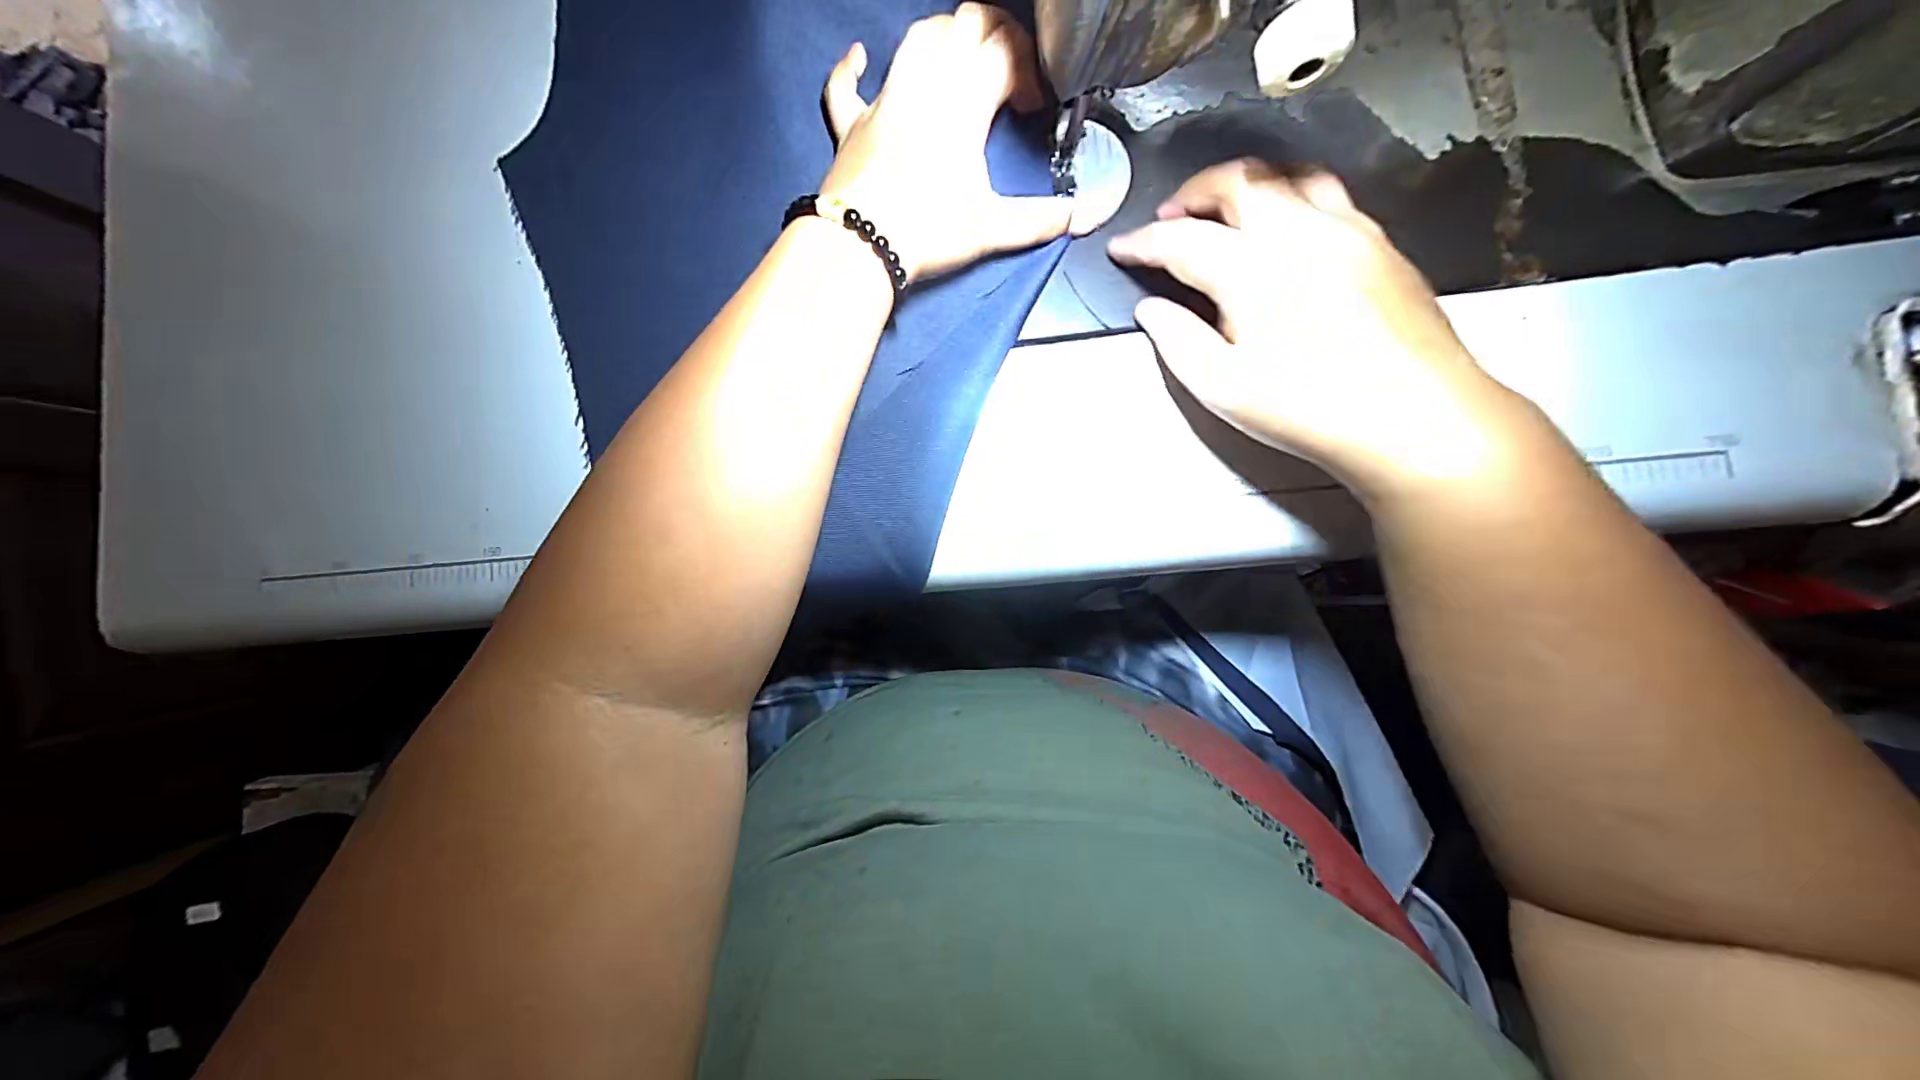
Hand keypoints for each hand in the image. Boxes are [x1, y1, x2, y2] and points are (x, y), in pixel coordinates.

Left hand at [817, 3, 1072, 283]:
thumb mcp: (992, 228)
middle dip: (993, 36)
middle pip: (964, 28)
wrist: (862, 246)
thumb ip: (1039, 219)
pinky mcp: (852, 125)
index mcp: (965, 100)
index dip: (1028, 70)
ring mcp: (885, 100)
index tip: (1033, 105)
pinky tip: (858, 57)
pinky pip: (846, 85)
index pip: (1007, 53)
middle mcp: (925, 84)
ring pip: (916, 40)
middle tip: (1007, 67)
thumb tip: (1077, 218)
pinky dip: (852, 68)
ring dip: (942, 37)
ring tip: (960, 57)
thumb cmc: (927, 231)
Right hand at [1107, 159, 1539, 502]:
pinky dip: (1290, 197)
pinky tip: (1284, 229)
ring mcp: (1346, 231)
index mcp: (1253, 269)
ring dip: (1245, 185)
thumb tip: (1152, 310)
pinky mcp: (1379, 243)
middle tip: (1169, 217)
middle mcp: (1300, 233)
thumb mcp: (1223, 389)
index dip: (1144, 242)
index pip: (1182, 239)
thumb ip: (1178, 341)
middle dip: (1193, 193)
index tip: (1123, 249)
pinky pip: (1327, 195)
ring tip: (1224, 212)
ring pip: (1288, 175)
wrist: (1415, 417)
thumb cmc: (1310, 409)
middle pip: (1238, 182)